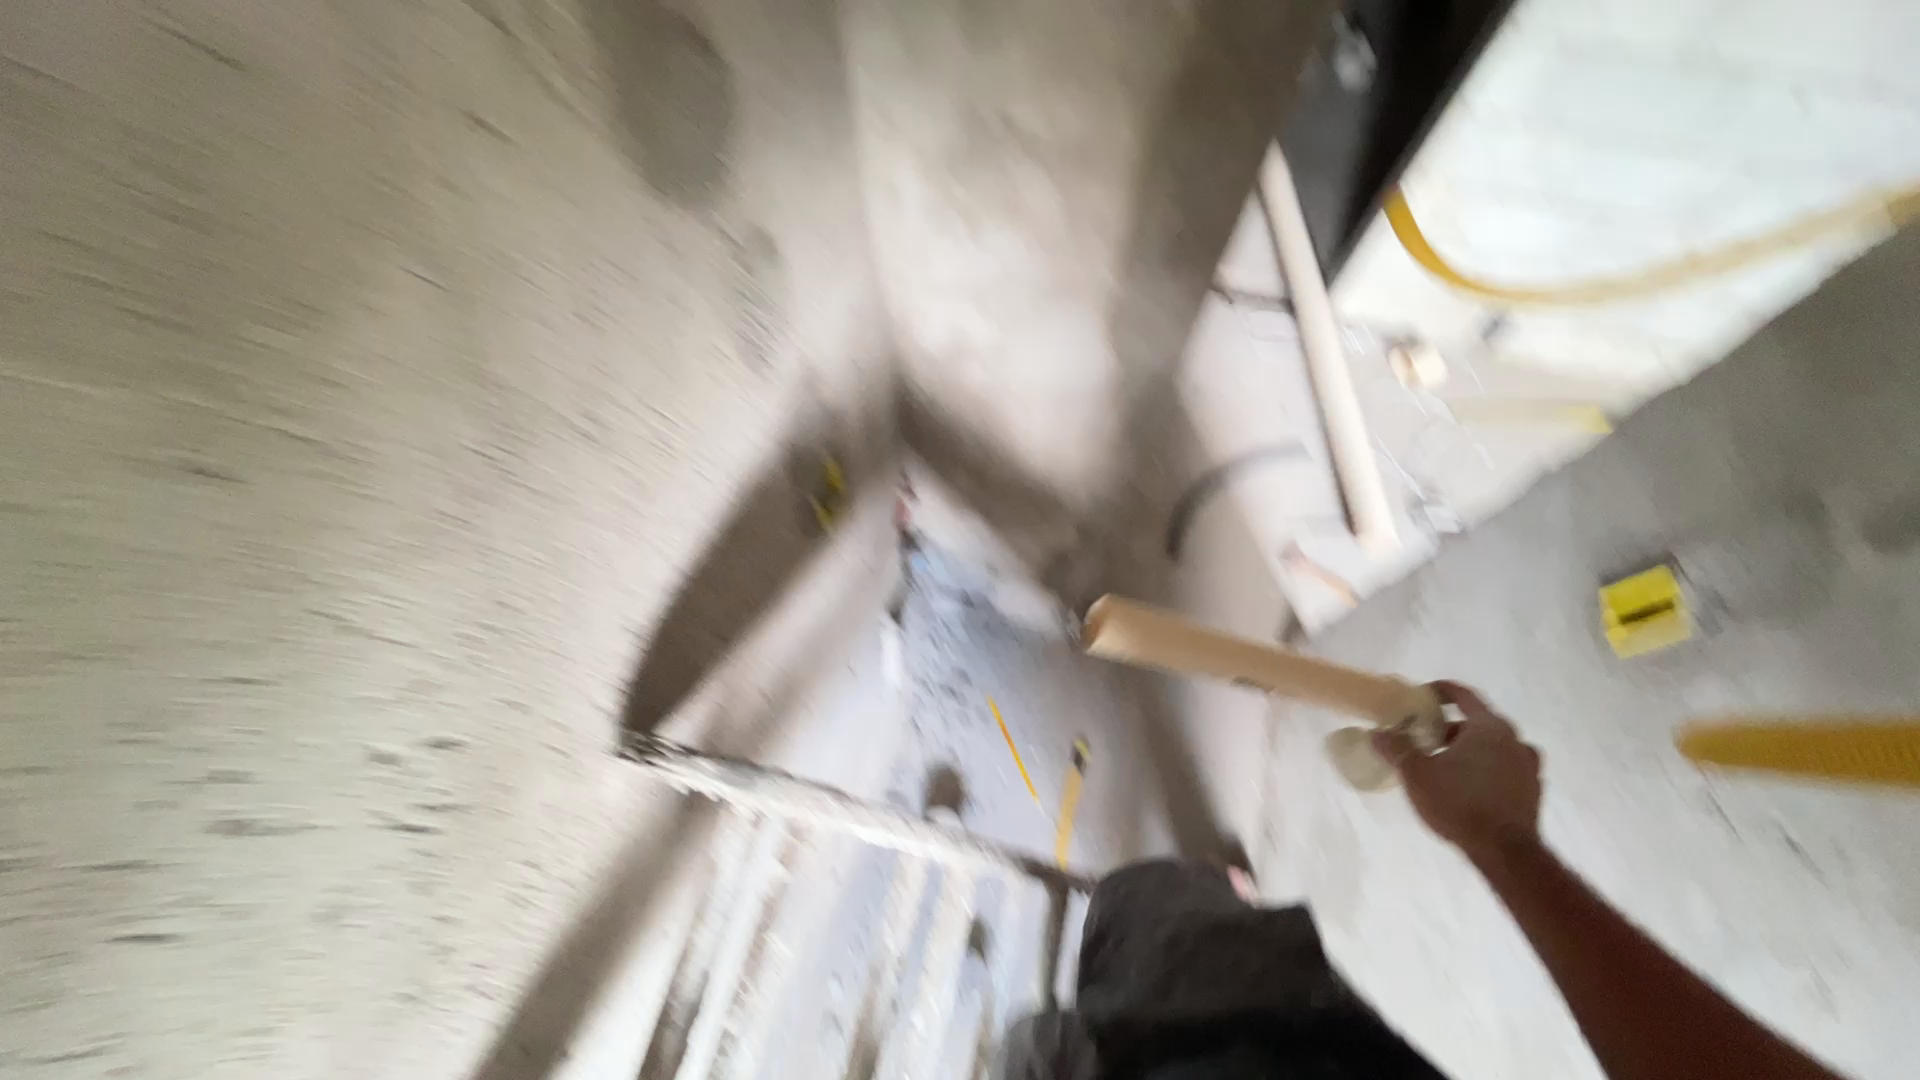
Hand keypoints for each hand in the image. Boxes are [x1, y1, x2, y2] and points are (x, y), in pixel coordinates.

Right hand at [1372, 681, 1542, 861]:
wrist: (1505, 852)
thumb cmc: (1459, 802)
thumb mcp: (1416, 772)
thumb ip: (1396, 747)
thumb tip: (1378, 732)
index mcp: (1489, 728)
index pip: (1464, 696)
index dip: (1441, 691)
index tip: (1421, 694)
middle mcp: (1515, 741)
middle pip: (1479, 723)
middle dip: (1450, 727)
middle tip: (1425, 738)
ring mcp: (1529, 767)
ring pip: (1495, 747)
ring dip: (1470, 749)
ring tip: (1446, 763)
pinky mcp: (1533, 792)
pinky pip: (1506, 769)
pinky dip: (1487, 769)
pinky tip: (1468, 786)